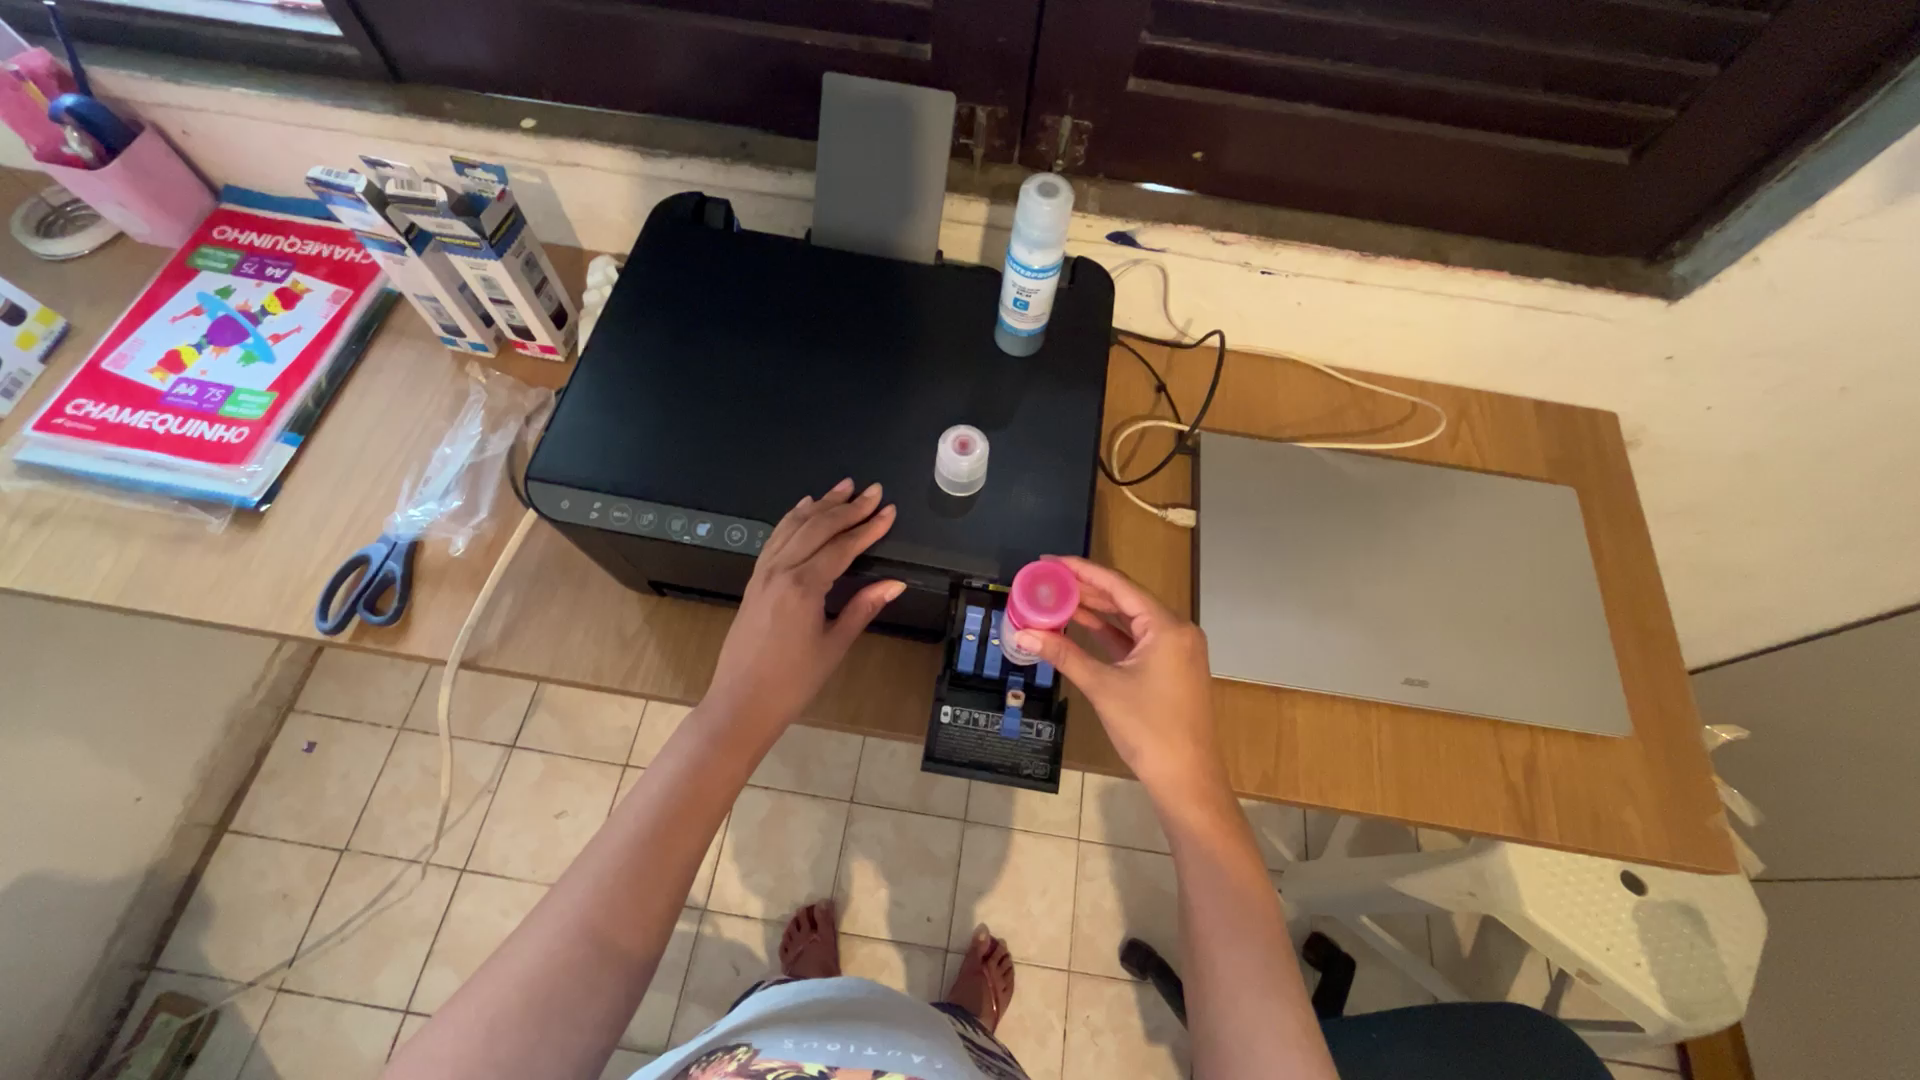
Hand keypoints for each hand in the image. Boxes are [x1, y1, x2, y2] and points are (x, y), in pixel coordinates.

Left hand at [705, 479, 902, 730]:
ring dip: (821, 505)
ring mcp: (763, 573)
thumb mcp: (835, 645)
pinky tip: (804, 508)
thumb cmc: (792, 681)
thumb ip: (864, 608)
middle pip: (818, 527)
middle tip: (873, 490)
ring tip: (843, 488)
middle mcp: (781, 571)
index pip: (843, 546)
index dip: (869, 527)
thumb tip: (894, 584)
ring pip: (794, 526)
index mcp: (803, 587)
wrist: (741, 702)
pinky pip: (776, 538)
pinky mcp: (754, 581)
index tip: (888, 511)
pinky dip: (792, 519)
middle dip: (849, 507)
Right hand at [1011, 556, 1225, 798]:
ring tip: (1056, 597)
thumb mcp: (1102, 687)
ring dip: (1094, 611)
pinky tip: (1079, 625)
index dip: (1082, 570)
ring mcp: (1174, 650)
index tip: (1051, 561)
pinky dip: (1108, 634)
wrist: (1186, 778)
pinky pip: (1134, 640)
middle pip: (1124, 599)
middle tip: (1047, 579)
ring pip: (1129, 620)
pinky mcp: (1168, 667)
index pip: (1118, 585)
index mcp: (1166, 626)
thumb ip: (1063, 654)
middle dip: (1084, 589)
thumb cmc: (1149, 730)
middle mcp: (1175, 630)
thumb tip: (1024, 634)